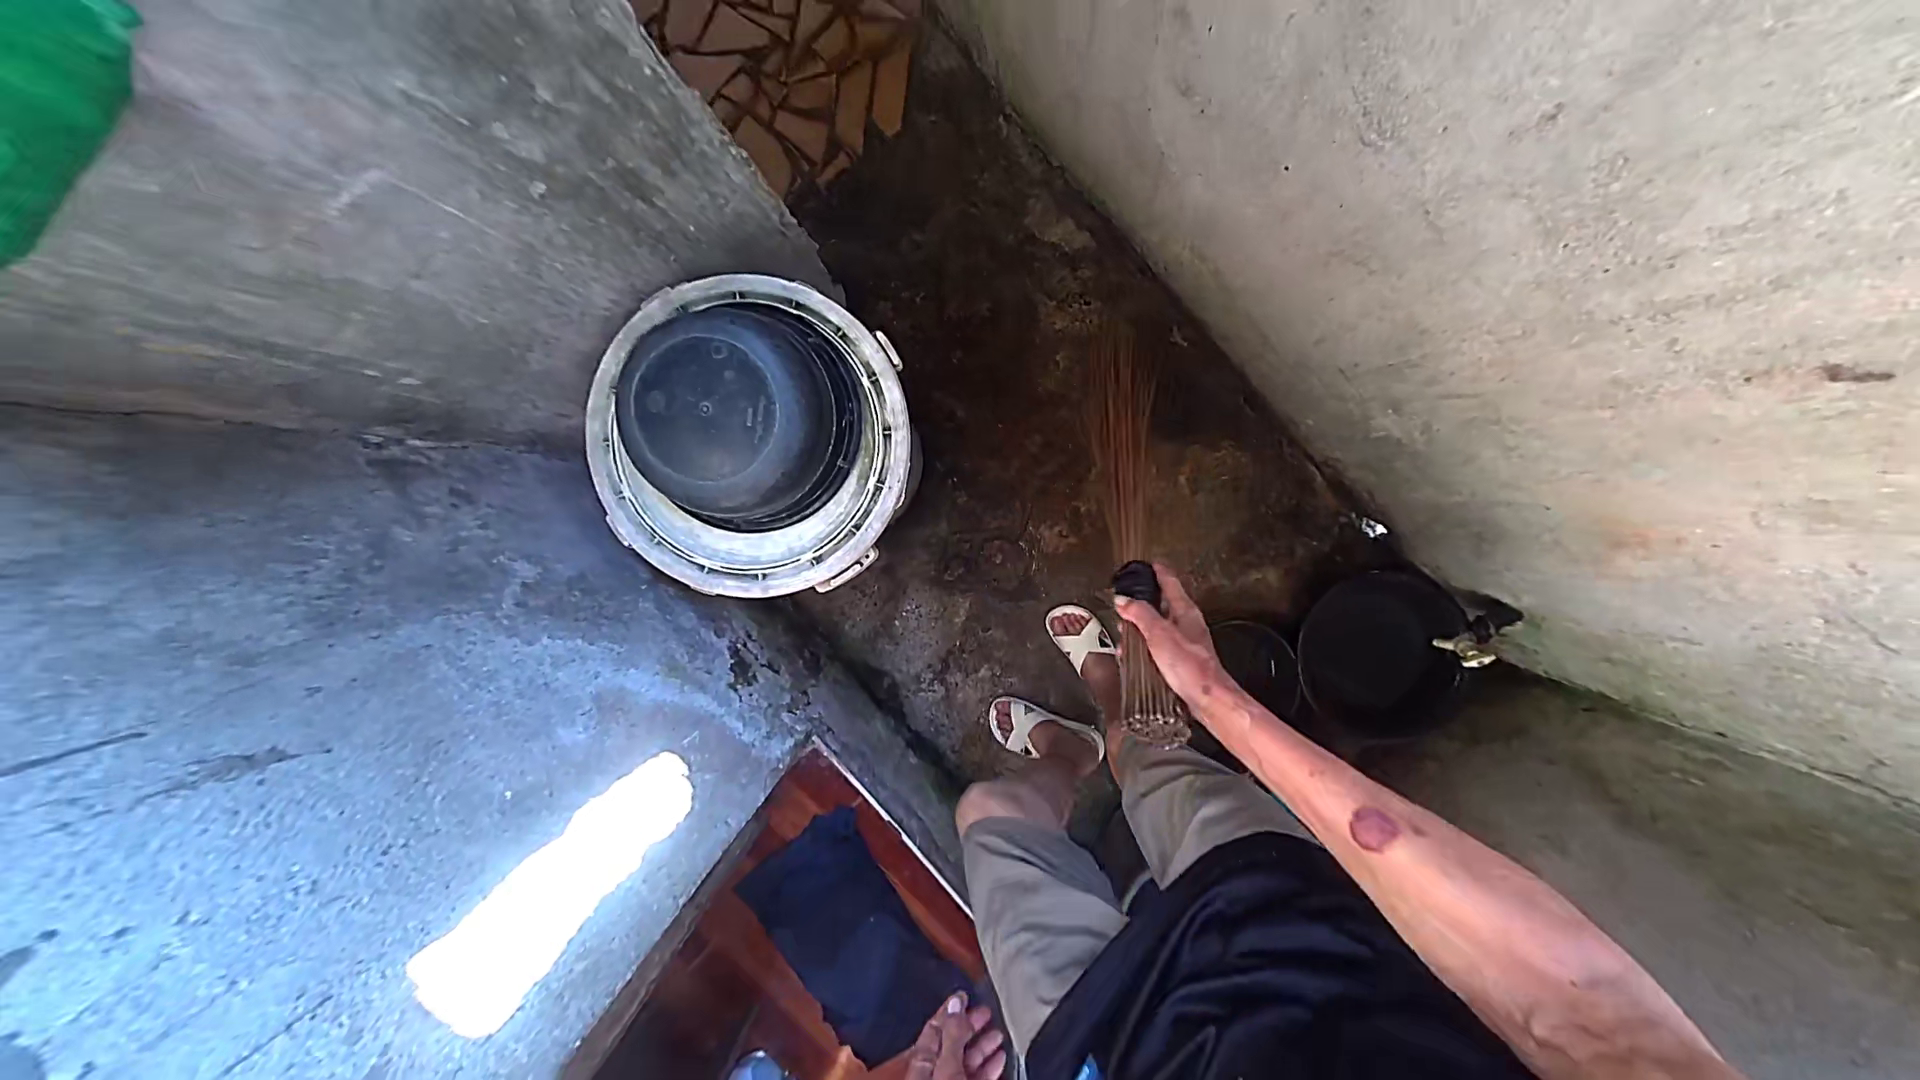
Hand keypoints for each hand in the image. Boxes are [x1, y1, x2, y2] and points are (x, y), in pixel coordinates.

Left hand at [904, 992, 1006, 1079]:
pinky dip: (988, 1068)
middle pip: (952, 1044)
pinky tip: (999, 1059)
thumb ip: (953, 1035)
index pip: (934, 1028)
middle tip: (986, 1011)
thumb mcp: (948, 1068)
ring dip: (982, 1046)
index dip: (949, 1010)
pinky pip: (976, 1078)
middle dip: (970, 1026)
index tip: (963, 995)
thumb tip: (955, 1003)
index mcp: (922, 1065)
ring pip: (966, 1062)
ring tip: (997, 1033)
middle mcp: (933, 1075)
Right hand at [1113, 562, 1235, 708]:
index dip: (1157, 570)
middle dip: (1144, 599)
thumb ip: (1140, 614)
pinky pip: (1159, 642)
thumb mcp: (1159, 634)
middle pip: (1163, 602)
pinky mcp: (1181, 657)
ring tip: (1127, 626)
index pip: (1170, 581)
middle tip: (1128, 596)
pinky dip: (1145, 642)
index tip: (1148, 563)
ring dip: (1142, 623)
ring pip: (1160, 623)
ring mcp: (1186, 640)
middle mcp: (1187, 623)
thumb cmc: (1192, 668)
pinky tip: (1136, 651)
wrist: (1207, 698)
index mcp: (1185, 610)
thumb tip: (1123, 600)